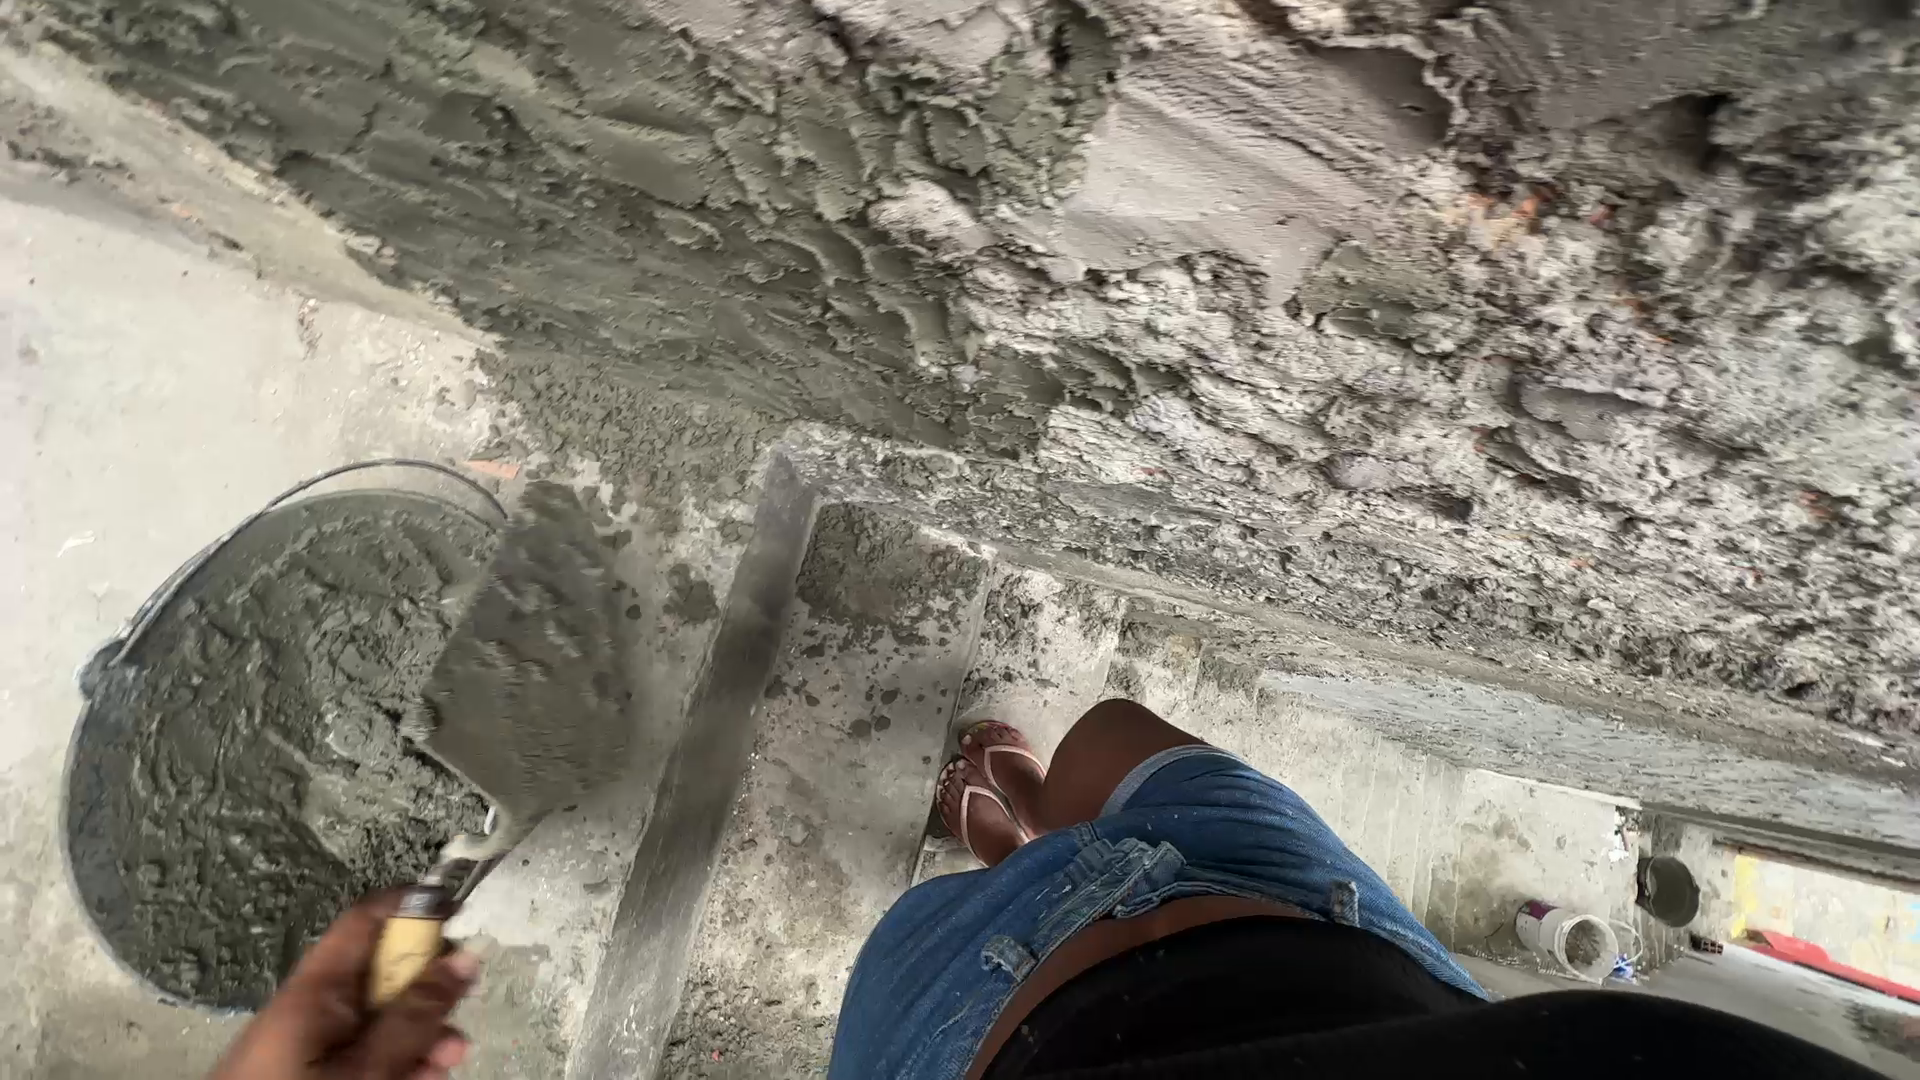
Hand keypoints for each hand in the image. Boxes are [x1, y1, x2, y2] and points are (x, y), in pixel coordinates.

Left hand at [209, 891, 478, 1079]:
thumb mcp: (370, 1069)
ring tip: (447, 1061)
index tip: (462, 916)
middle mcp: (306, 1009)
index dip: (416, 905)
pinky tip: (422, 1077)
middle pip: (383, 970)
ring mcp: (303, 1046)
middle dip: (432, 987)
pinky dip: (397, 1057)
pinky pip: (361, 1048)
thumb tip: (467, 954)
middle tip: (463, 1011)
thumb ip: (419, 1012)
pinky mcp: (305, 1074)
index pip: (367, 916)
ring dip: (423, 1031)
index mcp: (311, 993)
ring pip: (380, 1014)